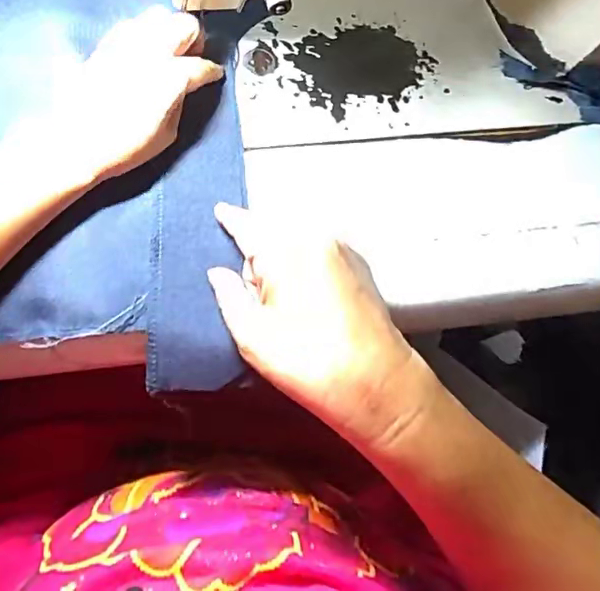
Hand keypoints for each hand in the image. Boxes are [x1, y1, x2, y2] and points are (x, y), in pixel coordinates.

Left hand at [22, 8, 224, 185]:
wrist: (74, 144)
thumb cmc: (123, 147)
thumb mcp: (167, 134)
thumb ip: (180, 102)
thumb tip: (183, 88)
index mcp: (172, 75)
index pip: (202, 65)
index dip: (211, 72)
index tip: (212, 75)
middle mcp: (151, 51)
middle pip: (184, 24)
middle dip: (193, 38)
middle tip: (191, 56)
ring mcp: (126, 43)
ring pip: (156, 15)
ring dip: (166, 29)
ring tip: (165, 48)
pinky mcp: (105, 45)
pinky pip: (128, 25)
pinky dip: (140, 32)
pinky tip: (138, 49)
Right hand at [206, 204, 435, 451]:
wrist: (381, 386)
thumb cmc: (313, 364)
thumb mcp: (253, 337)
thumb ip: (228, 297)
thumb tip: (218, 274)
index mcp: (285, 248)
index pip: (247, 223)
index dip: (230, 219)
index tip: (220, 212)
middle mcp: (314, 238)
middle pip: (273, 228)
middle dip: (258, 248)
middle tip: (253, 291)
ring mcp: (341, 249)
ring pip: (297, 239)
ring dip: (282, 255)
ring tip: (281, 302)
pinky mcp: (358, 265)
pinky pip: (318, 250)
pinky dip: (305, 262)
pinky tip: (306, 299)